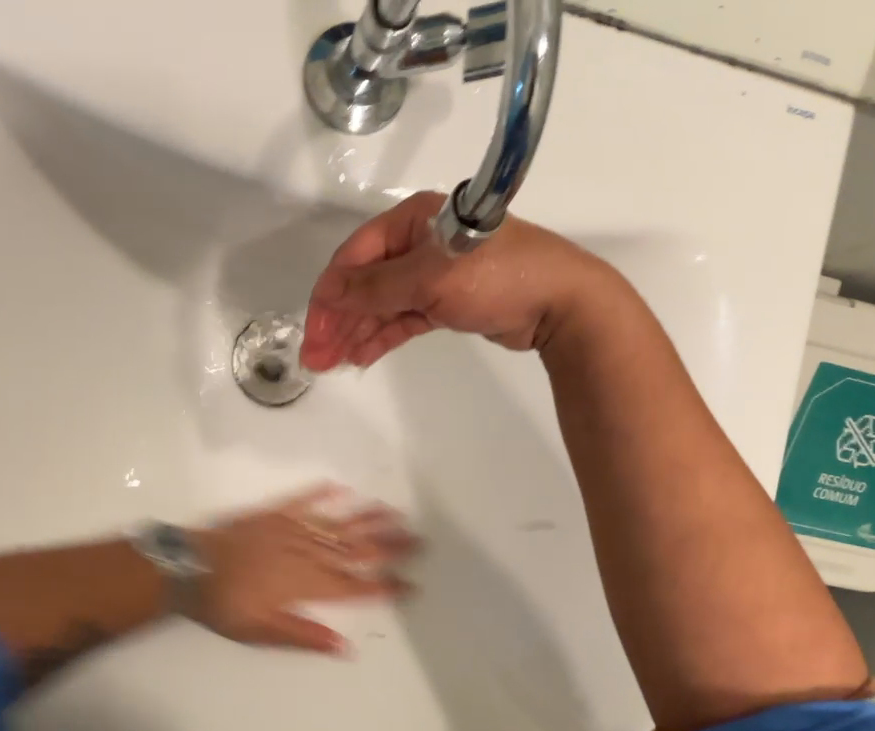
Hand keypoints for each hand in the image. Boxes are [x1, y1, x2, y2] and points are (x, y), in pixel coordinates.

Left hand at [192, 485, 416, 654]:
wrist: (186, 568)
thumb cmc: (224, 604)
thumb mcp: (262, 631)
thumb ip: (304, 636)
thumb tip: (346, 647)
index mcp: (305, 584)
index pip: (354, 586)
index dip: (384, 586)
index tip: (411, 585)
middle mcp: (305, 553)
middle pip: (354, 550)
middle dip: (389, 547)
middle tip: (419, 541)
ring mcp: (289, 530)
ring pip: (336, 524)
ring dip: (366, 519)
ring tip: (394, 513)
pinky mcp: (271, 515)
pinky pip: (301, 501)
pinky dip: (320, 495)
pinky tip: (340, 488)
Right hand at [300, 191, 624, 370]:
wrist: (560, 303)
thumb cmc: (498, 277)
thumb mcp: (431, 278)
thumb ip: (376, 288)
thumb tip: (330, 293)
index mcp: (412, 221)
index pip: (356, 257)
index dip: (330, 295)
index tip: (314, 330)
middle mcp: (418, 244)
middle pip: (365, 283)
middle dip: (338, 320)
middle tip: (316, 358)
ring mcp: (433, 275)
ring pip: (382, 305)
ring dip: (356, 332)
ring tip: (332, 364)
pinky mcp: (446, 303)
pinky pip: (403, 319)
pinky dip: (382, 336)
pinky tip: (360, 357)